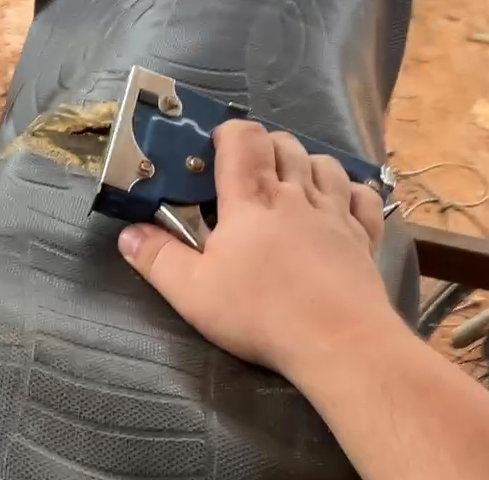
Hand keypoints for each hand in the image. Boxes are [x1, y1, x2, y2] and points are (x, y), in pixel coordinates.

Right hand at [117, 120, 402, 377]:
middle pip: (284, 146)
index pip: (242, 142)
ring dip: (305, 162)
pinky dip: (349, 190)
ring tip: (290, 178)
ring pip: (324, 164)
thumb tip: (127, 234)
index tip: (213, 144)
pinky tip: (341, 199)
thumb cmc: (257, 313)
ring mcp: (335, 214)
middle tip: (246, 167)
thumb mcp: (191, 293)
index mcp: (251, 201)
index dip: (228, 133)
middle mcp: (297, 195)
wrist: (333, 338)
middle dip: (264, 145)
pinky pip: (362, 198)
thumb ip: (158, 260)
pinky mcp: (362, 238)